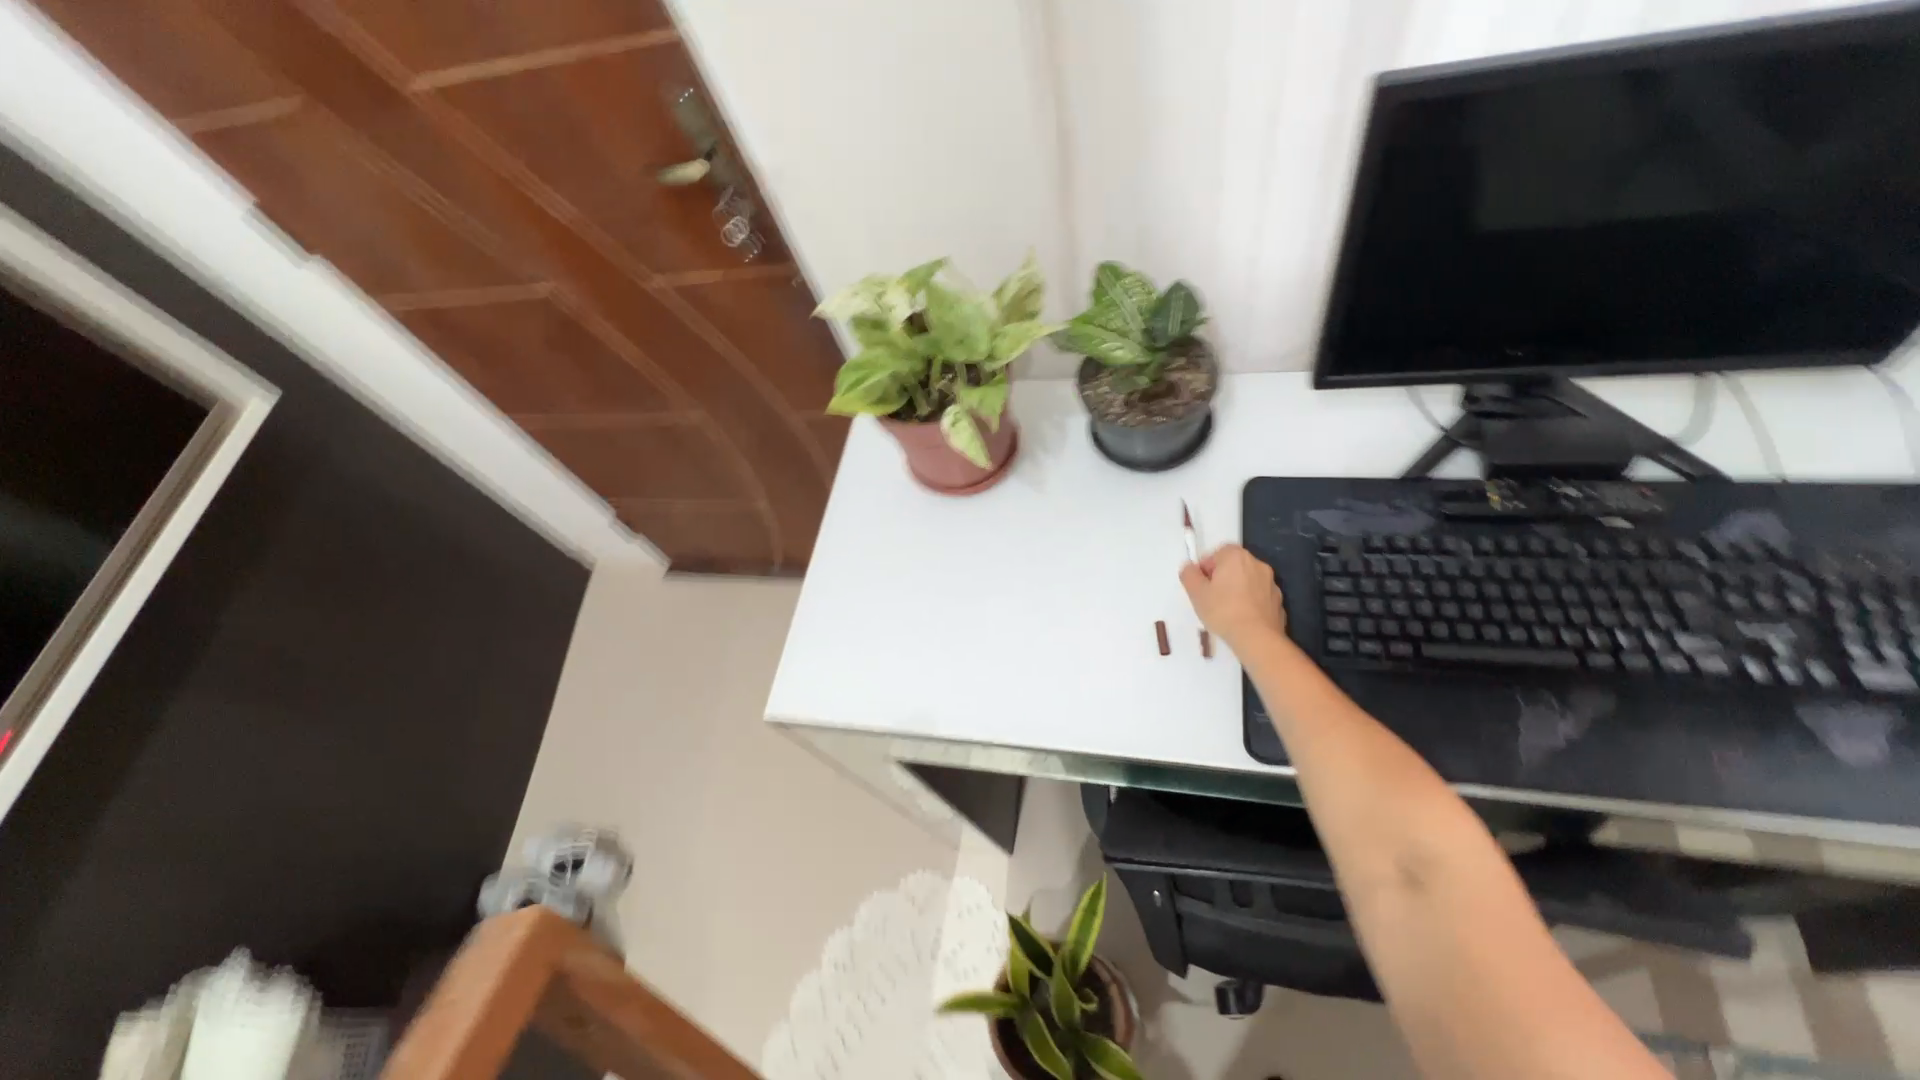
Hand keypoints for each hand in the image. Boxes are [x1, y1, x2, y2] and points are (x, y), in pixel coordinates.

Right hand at [1180, 543, 1285, 649]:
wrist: (1257, 638)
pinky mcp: (1279, 600)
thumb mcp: (1196, 593)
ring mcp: (1271, 583)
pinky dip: (1251, 602)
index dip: (1206, 568)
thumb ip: (1189, 575)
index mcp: (1236, 557)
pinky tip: (1242, 618)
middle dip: (1222, 578)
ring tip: (1227, 610)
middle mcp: (1257, 564)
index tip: (1201, 586)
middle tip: (1211, 597)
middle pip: (1234, 565)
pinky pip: (1259, 597)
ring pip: (1248, 581)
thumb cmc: (1223, 611)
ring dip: (1238, 589)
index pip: (1217, 553)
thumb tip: (1190, 568)